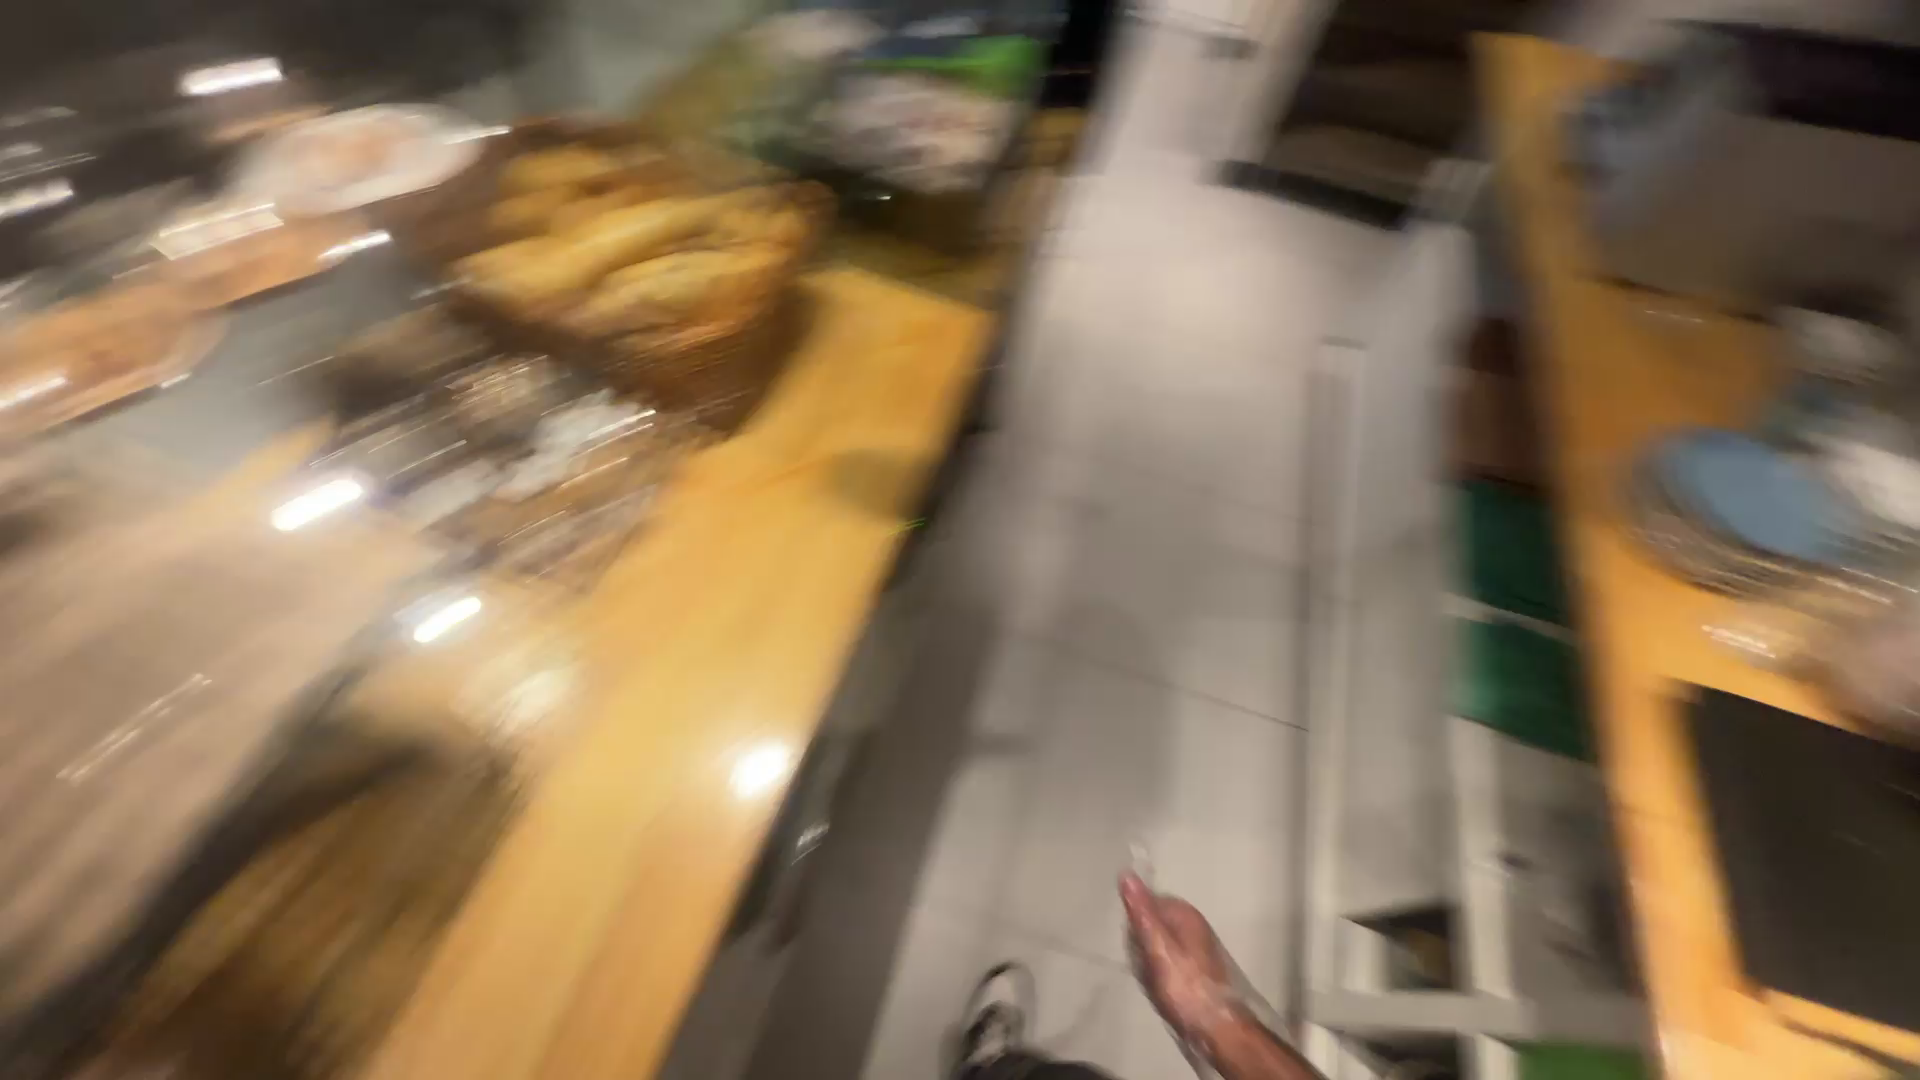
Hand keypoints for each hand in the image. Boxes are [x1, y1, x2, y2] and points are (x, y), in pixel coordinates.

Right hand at [1119, 871, 1237, 1052]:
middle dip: (1141, 944)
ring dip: (1149, 962)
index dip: (1135, 923)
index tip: (1133, 944)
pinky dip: (1160, 975)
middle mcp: (1194, 925)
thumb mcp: (1157, 947)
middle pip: (1152, 924)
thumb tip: (1126, 873)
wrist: (1219, 1032)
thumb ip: (1142, 912)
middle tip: (1144, 967)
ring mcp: (1197, 948)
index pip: (1147, 901)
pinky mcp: (1198, 970)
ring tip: (1152, 981)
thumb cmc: (1186, 987)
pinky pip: (1167, 963)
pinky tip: (1161, 990)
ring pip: (1158, 946)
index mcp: (1185, 913)